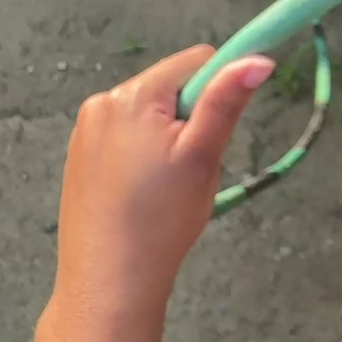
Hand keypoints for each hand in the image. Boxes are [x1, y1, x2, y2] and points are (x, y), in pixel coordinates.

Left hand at [51, 45, 272, 320]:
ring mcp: (86, 129)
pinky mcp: (81, 155)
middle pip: (175, 85)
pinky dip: (149, 149)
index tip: (215, 133)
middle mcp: (102, 102)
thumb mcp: (204, 154)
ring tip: (172, 179)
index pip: (198, 61)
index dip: (219, 90)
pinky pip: (132, 131)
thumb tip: (260, 58)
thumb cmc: (161, 217)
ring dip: (174, 133)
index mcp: (132, 96)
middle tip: (194, 163)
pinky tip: (148, 187)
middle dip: (194, 115)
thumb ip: (228, 100)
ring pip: (156, 110)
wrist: (108, 283)